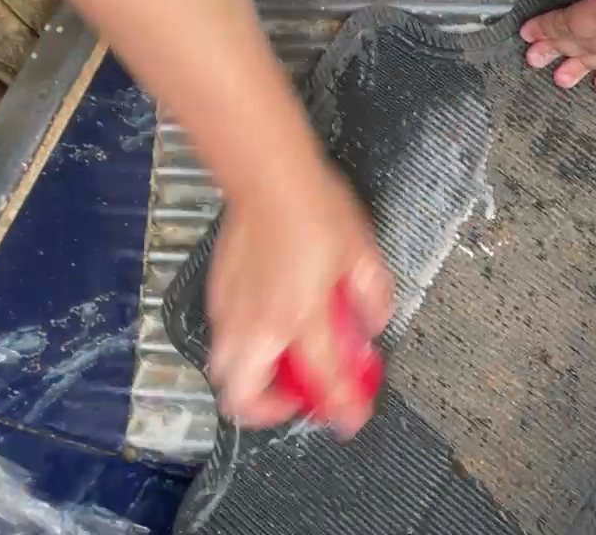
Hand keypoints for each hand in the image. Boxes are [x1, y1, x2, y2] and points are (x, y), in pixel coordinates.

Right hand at [205, 156, 391, 436]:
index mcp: (301, 316)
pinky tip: (267, 325)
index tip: (351, 416)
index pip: (323, 378)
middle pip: (245, 398)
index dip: (341, 405)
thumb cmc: (316, 208)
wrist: (270, 178)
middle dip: (271, 411)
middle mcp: (260, 324)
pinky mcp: (218, 293)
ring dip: (251, 382)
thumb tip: (377, 321)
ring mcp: (232, 311)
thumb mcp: (362, 250)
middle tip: (300, 395)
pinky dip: (242, 348)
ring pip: (225, 372)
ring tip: (282, 364)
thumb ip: (372, 293)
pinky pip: (222, 338)